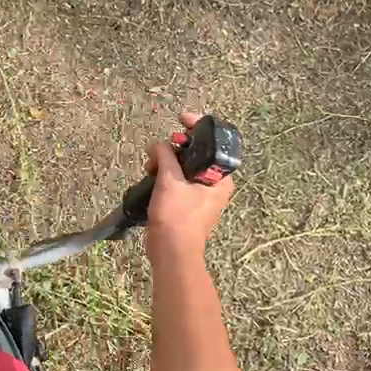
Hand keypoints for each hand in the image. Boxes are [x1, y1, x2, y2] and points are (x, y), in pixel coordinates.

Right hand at [143, 111, 235, 263]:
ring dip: (166, 162)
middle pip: (195, 154)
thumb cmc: (177, 216)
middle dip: (174, 148)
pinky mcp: (187, 204)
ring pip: (184, 168)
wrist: (172, 252)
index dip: (196, 127)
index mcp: (220, 178)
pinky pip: (177, 181)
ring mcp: (201, 195)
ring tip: (150, 166)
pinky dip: (164, 176)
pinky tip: (150, 177)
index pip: (213, 143)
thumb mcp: (170, 180)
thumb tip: (159, 145)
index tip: (180, 118)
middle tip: (157, 150)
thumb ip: (166, 156)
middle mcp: (215, 184)